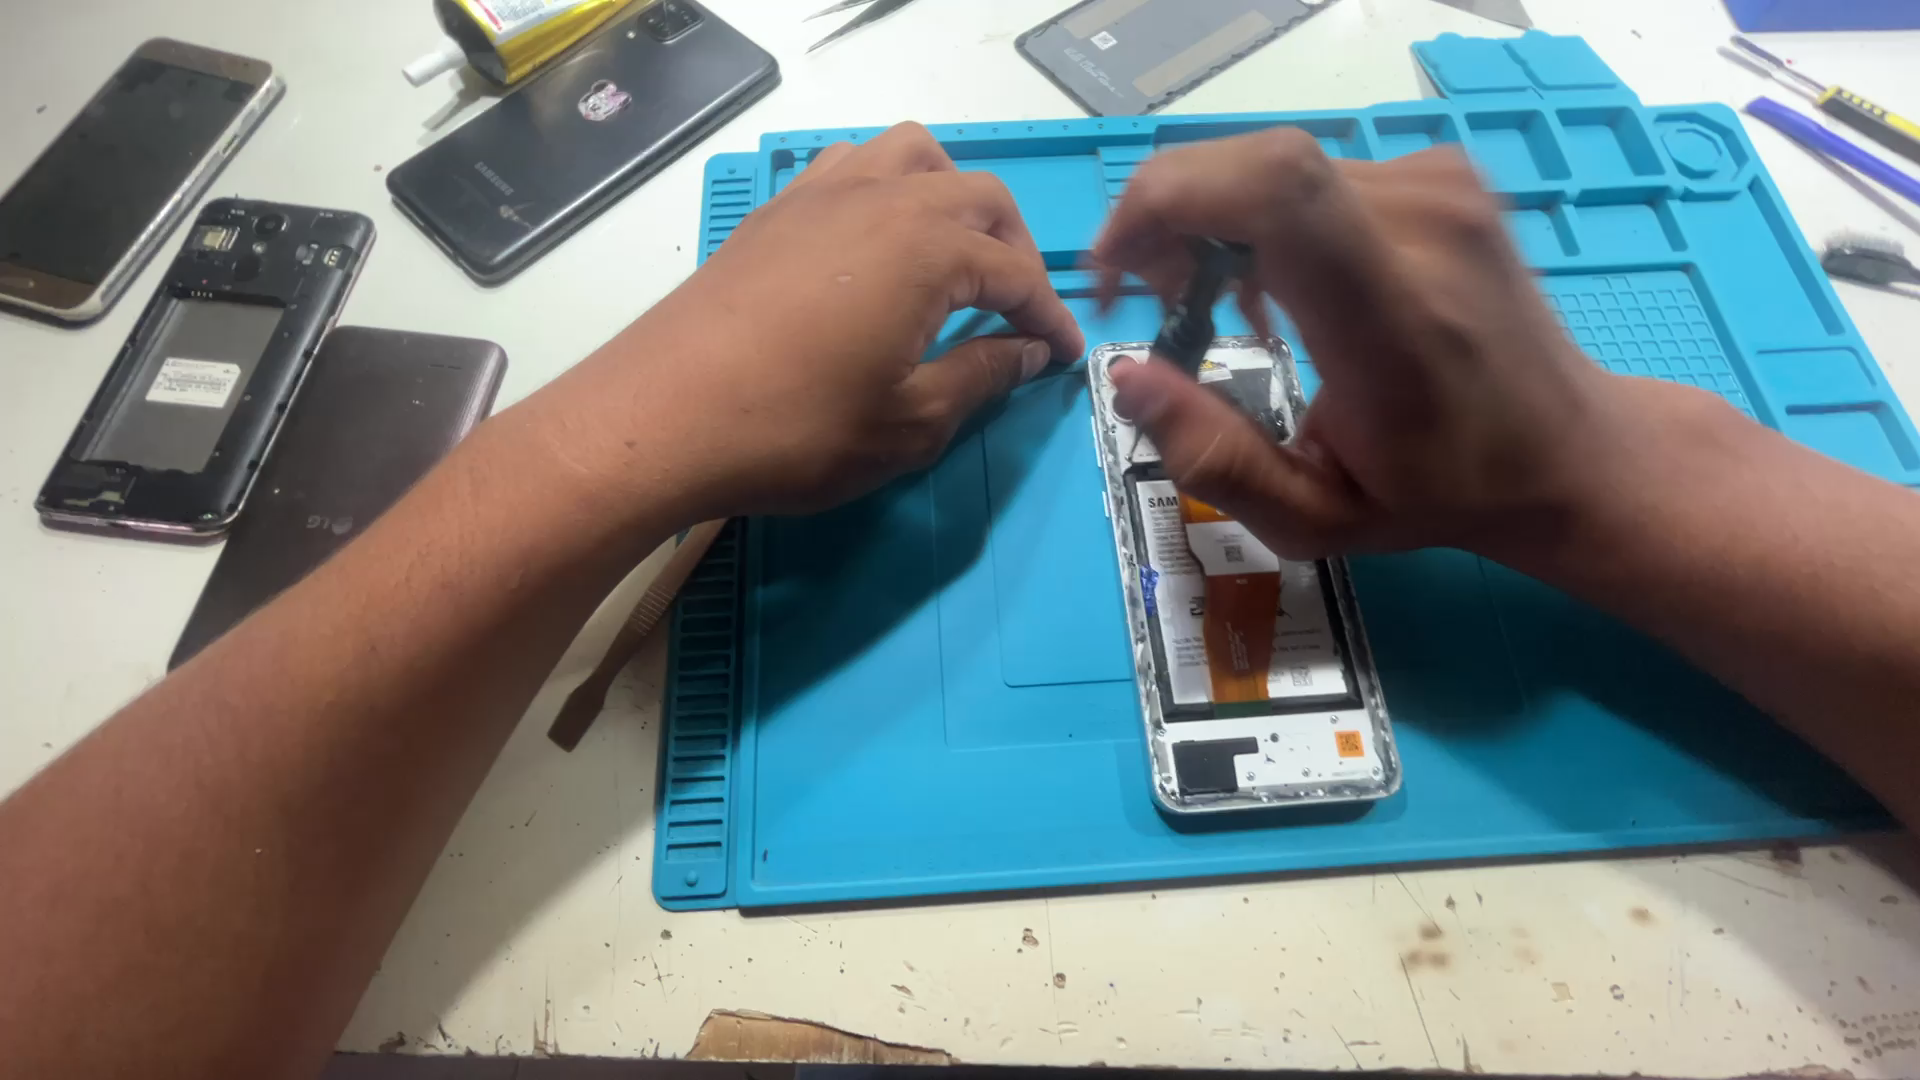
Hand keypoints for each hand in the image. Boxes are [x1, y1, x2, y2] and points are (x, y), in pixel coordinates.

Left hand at [546, 123, 1083, 523]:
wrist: (660, 421)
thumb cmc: (798, 432)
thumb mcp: (910, 422)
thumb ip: (982, 377)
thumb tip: (1029, 352)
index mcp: (926, 247)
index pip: (1014, 272)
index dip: (1049, 316)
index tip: (1066, 355)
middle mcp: (880, 198)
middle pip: (976, 197)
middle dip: (1013, 251)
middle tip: (1017, 313)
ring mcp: (819, 195)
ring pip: (913, 160)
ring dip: (952, 203)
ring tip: (953, 262)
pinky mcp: (775, 214)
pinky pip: (852, 170)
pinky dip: (888, 195)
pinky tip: (877, 251)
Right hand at [1092, 131, 1650, 559]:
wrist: (1568, 449)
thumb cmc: (1435, 493)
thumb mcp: (1310, 520)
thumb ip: (1214, 459)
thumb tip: (1126, 375)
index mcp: (1393, 317)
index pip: (1275, 192)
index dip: (1166, 205)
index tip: (1116, 274)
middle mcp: (1422, 223)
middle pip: (1253, 166)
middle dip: (1167, 224)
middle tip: (1154, 307)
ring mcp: (1437, 187)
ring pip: (1266, 167)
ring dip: (1202, 227)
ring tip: (1202, 308)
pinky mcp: (1432, 177)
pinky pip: (1300, 177)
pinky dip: (1245, 222)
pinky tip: (1254, 287)